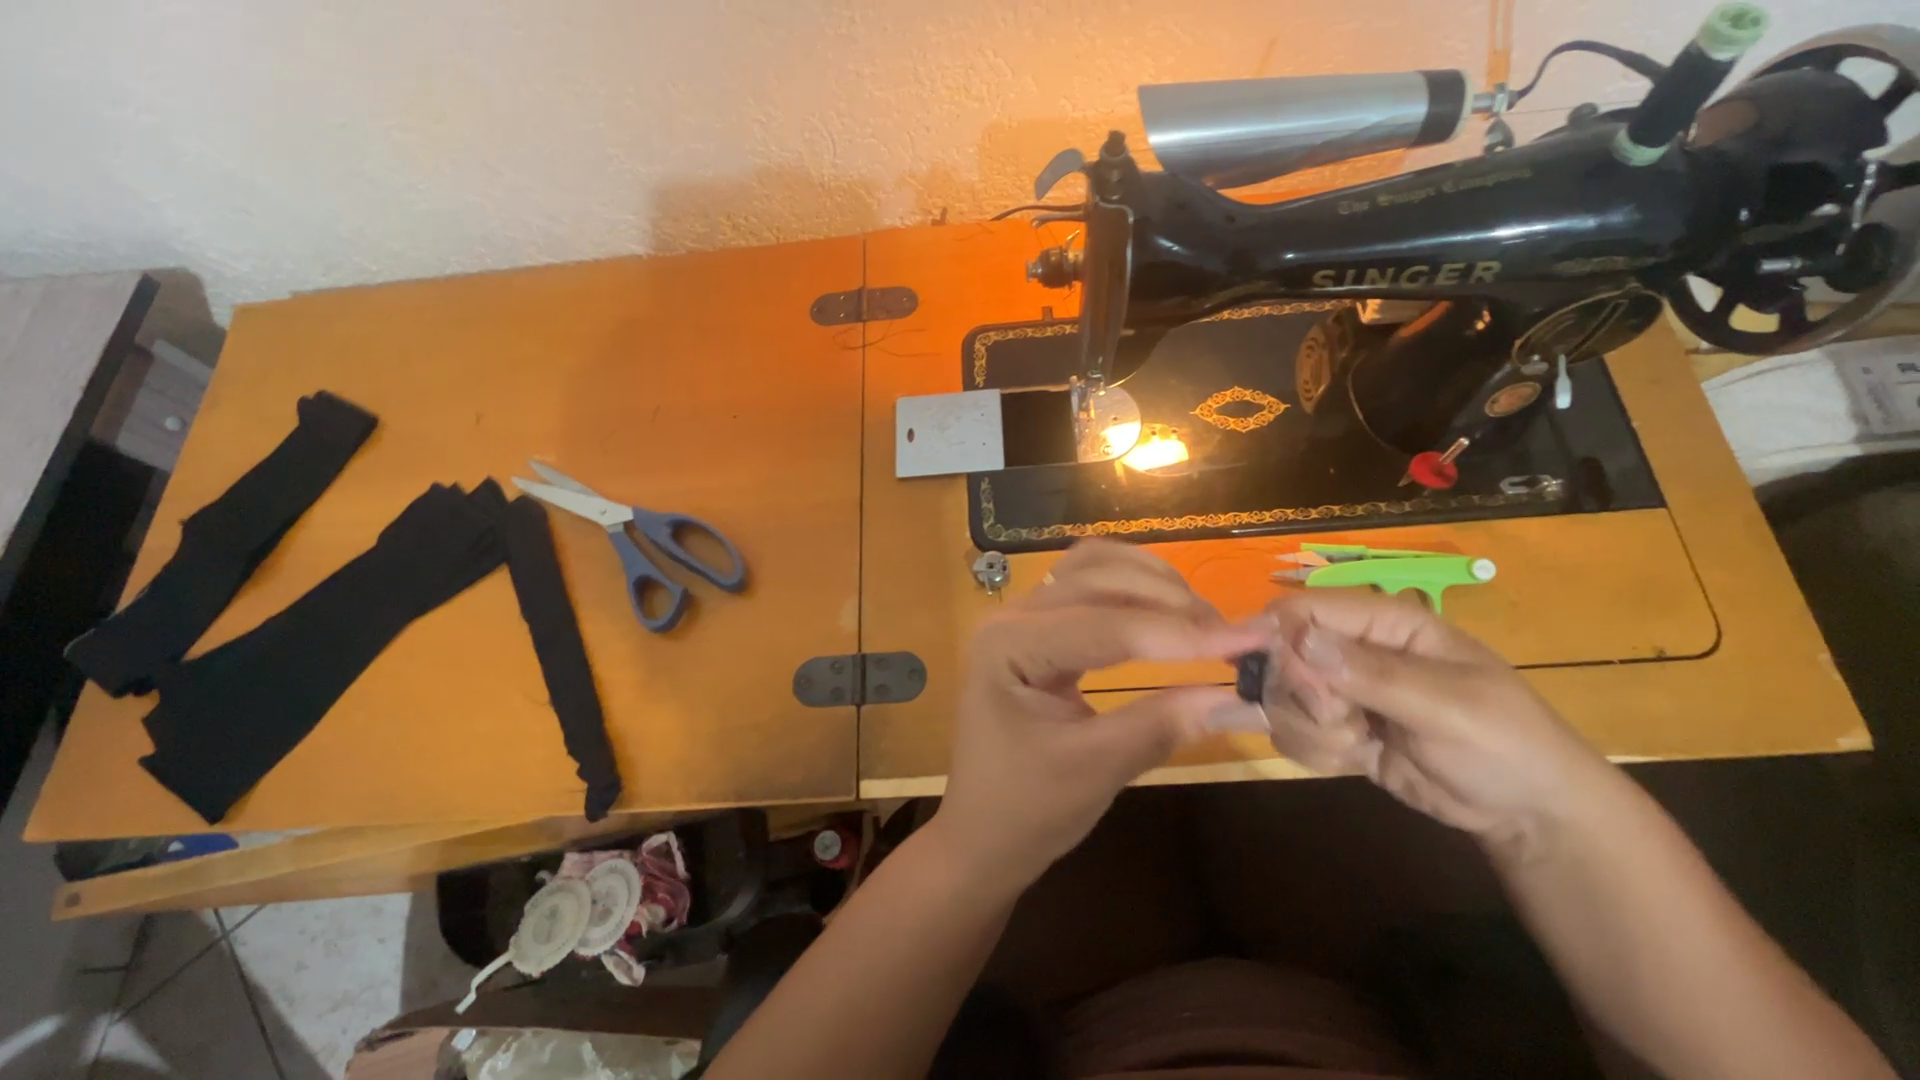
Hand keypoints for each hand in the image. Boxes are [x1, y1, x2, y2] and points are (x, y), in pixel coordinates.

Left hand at [932, 540, 1272, 889]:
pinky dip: (1136, 592)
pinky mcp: (1042, 630)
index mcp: (1008, 645)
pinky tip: (1171, 614)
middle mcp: (1011, 616)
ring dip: (1155, 585)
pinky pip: (1091, 588)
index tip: (1250, 642)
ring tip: (1207, 624)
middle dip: (1169, 600)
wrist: (983, 835)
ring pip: (1097, 569)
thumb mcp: (1096, 770)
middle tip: (1231, 636)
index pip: (1104, 625)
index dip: (1180, 633)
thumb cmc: (1027, 809)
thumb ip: (1161, 725)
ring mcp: (1024, 618)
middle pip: (1099, 577)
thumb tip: (1241, 696)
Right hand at [1257, 590, 1624, 856]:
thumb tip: (1300, 637)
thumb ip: (1372, 673)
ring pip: (1282, 699)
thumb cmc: (1505, 744)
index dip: (1272, 632)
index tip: (1250, 666)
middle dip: (1302, 697)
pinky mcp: (1337, 730)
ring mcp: (1343, 692)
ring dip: (1310, 730)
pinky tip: (1354, 760)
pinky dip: (1314, 752)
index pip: (1307, 609)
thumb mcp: (1449, 705)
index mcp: (1386, 622)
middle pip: (1282, 656)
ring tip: (1358, 745)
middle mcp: (1355, 650)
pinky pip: (1292, 732)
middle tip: (1342, 721)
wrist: (1526, 812)